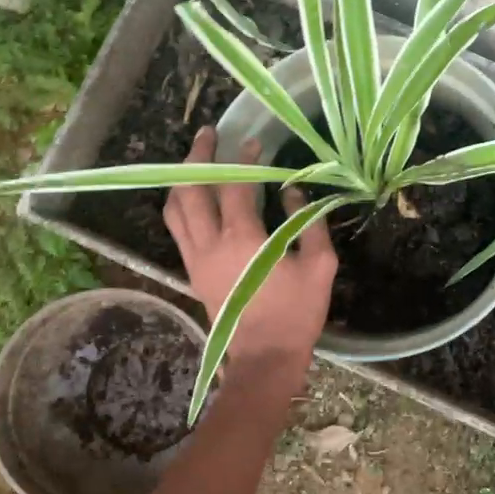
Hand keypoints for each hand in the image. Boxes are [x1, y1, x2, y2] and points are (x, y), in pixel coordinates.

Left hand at [163, 127, 337, 370]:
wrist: (265, 358)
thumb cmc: (297, 313)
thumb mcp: (320, 266)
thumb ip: (309, 223)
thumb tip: (293, 192)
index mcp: (243, 239)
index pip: (236, 186)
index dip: (244, 160)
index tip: (255, 143)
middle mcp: (210, 243)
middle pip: (190, 189)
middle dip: (197, 156)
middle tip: (209, 135)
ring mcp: (196, 259)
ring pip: (174, 209)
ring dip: (182, 180)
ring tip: (195, 162)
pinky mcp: (193, 273)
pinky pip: (177, 230)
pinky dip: (181, 207)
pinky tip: (194, 201)